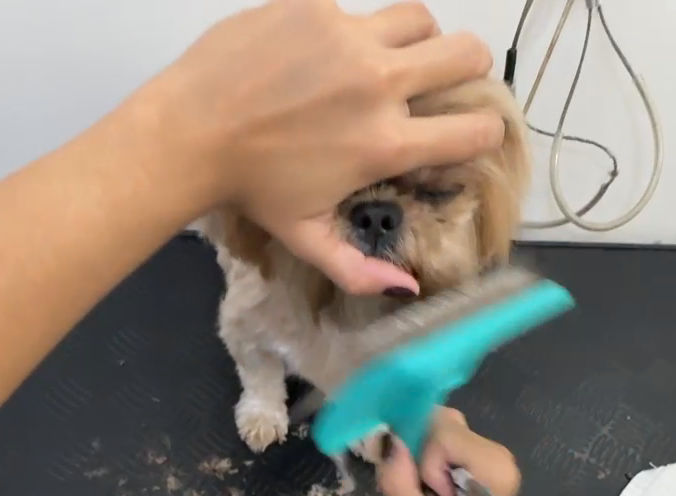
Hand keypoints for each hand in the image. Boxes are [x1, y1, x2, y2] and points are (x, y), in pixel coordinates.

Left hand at [151, 1, 500, 293]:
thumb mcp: (307, 238)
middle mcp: (378, 84)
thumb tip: (407, 288)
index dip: (485, 134)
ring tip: (399, 59)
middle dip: (471, 70)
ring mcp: (348, 36)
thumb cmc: (252, 192)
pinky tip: (326, 56)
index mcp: (383, 143)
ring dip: (422, 39)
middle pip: (467, 53)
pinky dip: (355, 31)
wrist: (190, 132)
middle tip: (450, 83)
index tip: (473, 137)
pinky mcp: (314, 4)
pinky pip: (357, 8)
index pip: (473, 131)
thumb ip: (359, 268)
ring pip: (421, 18)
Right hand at [378, 408, 518, 495]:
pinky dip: (430, 461)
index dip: (427, 463)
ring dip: (425, 460)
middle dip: (425, 458)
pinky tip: (434, 490)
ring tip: (431, 495)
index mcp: (495, 469)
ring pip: (442, 430)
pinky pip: (446, 441)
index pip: (444, 434)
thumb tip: (390, 440)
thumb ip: (399, 479)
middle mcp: (500, 455)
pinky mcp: (481, 461)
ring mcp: (492, 456)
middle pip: (445, 426)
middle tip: (429, 495)